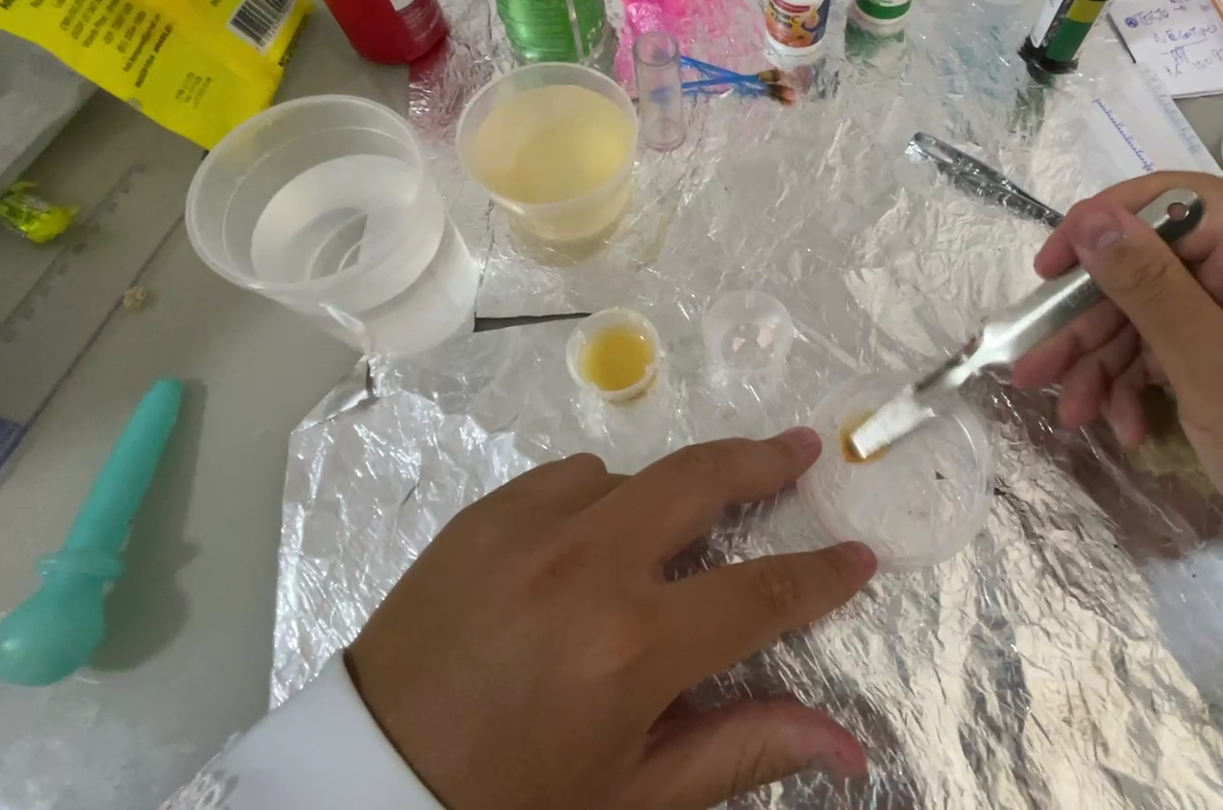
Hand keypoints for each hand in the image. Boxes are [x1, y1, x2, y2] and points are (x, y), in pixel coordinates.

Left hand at [347, 430, 876, 808]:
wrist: (363, 787)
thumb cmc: (512, 802)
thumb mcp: (635, 793)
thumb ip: (746, 749)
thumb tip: (849, 747)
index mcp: (634, 648)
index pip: (763, 592)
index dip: (822, 573)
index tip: (858, 555)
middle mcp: (587, 566)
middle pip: (702, 479)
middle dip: (763, 459)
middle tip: (800, 448)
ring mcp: (528, 526)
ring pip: (633, 476)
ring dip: (665, 499)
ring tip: (664, 540)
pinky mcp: (483, 512)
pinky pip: (570, 478)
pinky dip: (596, 499)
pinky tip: (581, 544)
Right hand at [1013, 173, 1222, 553]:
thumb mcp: (1214, 367)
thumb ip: (1147, 286)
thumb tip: (1089, 216)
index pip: (1168, 201)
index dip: (1097, 229)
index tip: (1045, 276)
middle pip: (1150, 267)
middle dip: (1089, 323)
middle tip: (1035, 370)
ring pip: (1153, 314)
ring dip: (1105, 363)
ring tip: (1073, 413)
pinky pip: (1175, 350)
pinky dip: (1140, 385)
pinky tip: (1122, 426)